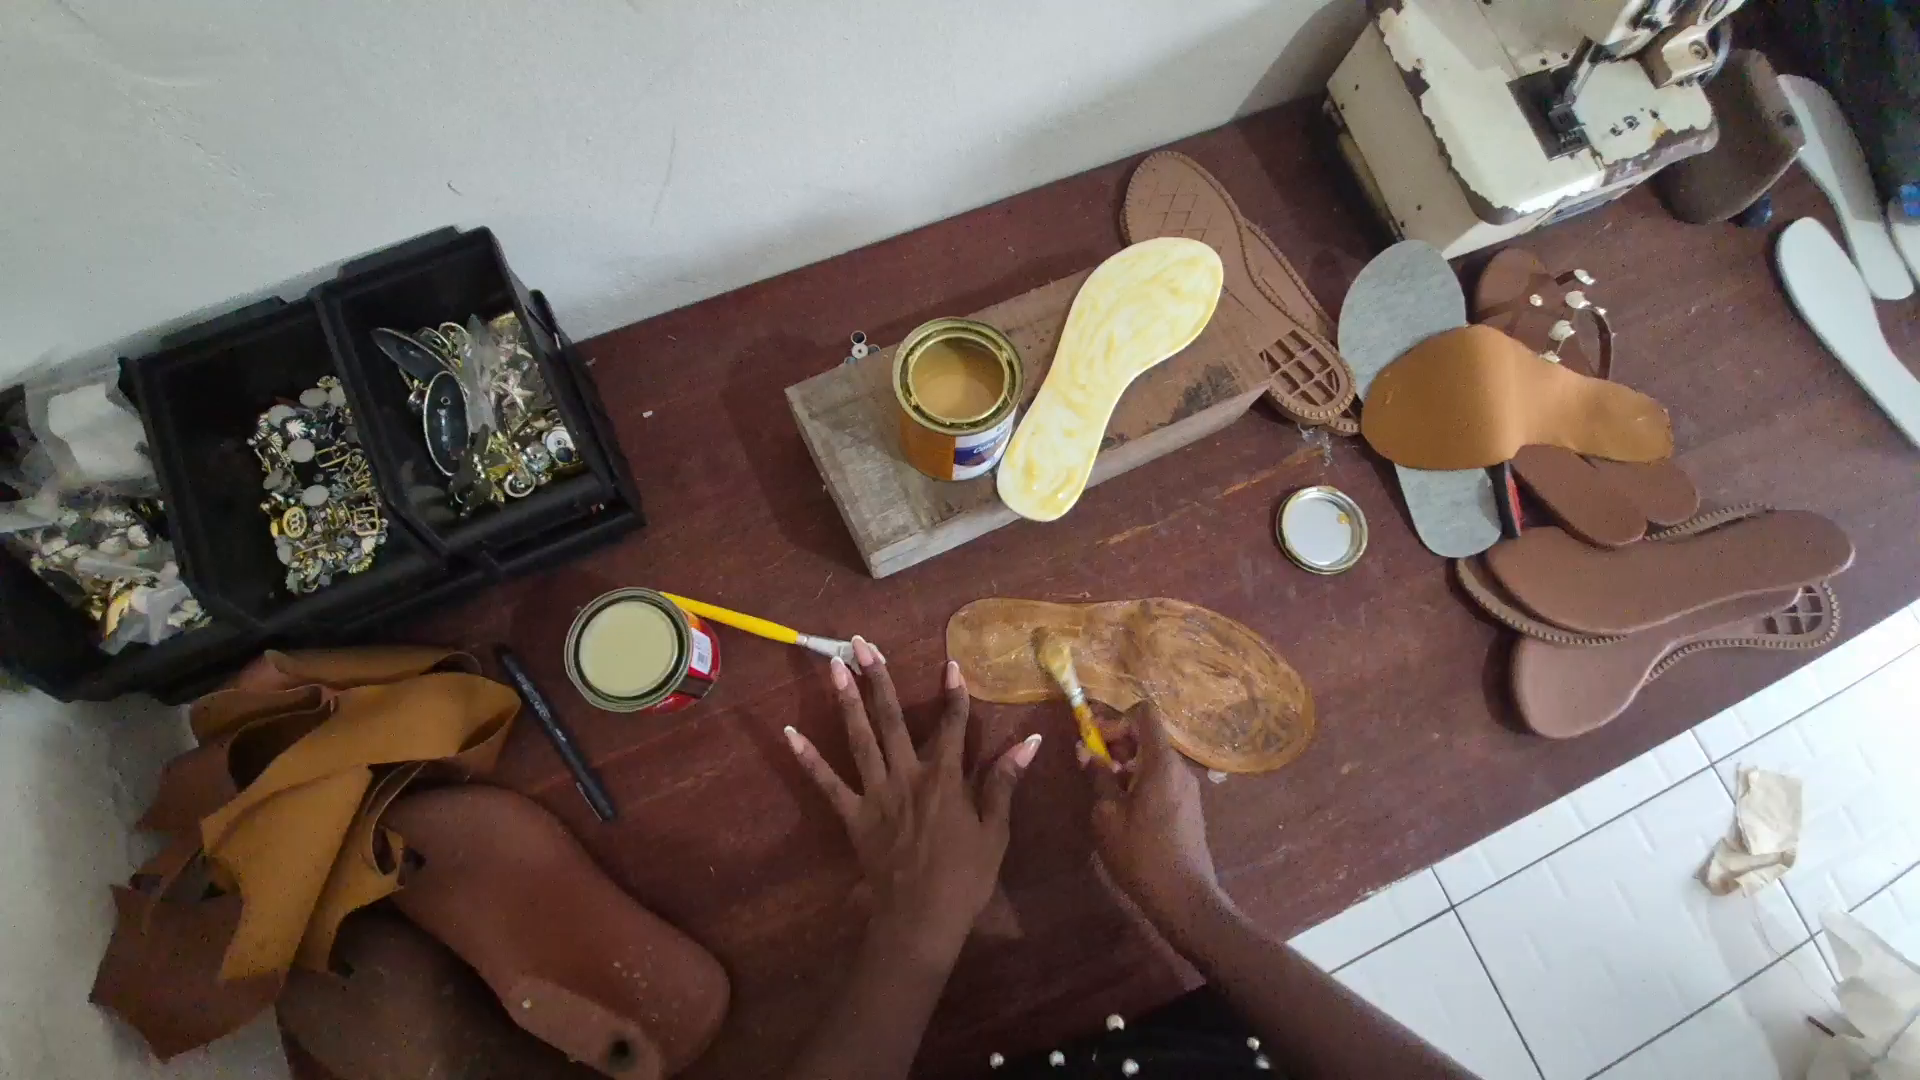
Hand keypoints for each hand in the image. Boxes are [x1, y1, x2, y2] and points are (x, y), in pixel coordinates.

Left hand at [785, 637, 1040, 965]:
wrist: (920, 921)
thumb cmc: (964, 878)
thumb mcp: (995, 831)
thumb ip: (1005, 782)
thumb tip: (1031, 742)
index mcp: (945, 778)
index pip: (952, 725)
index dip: (954, 693)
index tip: (951, 663)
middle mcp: (907, 774)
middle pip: (892, 718)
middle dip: (879, 678)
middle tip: (862, 643)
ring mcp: (876, 793)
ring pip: (859, 738)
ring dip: (847, 700)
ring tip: (834, 666)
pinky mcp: (853, 815)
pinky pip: (827, 784)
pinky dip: (809, 759)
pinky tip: (790, 733)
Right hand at [1089, 701, 1228, 940]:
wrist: (1185, 900)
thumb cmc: (1141, 854)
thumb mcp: (1107, 814)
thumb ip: (1097, 775)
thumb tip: (1085, 748)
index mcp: (1161, 763)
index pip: (1144, 714)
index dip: (1117, 719)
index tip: (1096, 742)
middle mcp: (1179, 768)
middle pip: (1148, 735)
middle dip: (1118, 742)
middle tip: (1094, 765)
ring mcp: (1188, 788)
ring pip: (1153, 758)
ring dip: (1127, 763)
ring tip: (1106, 790)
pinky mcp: (1189, 806)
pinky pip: (1162, 777)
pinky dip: (1141, 779)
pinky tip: (1125, 808)